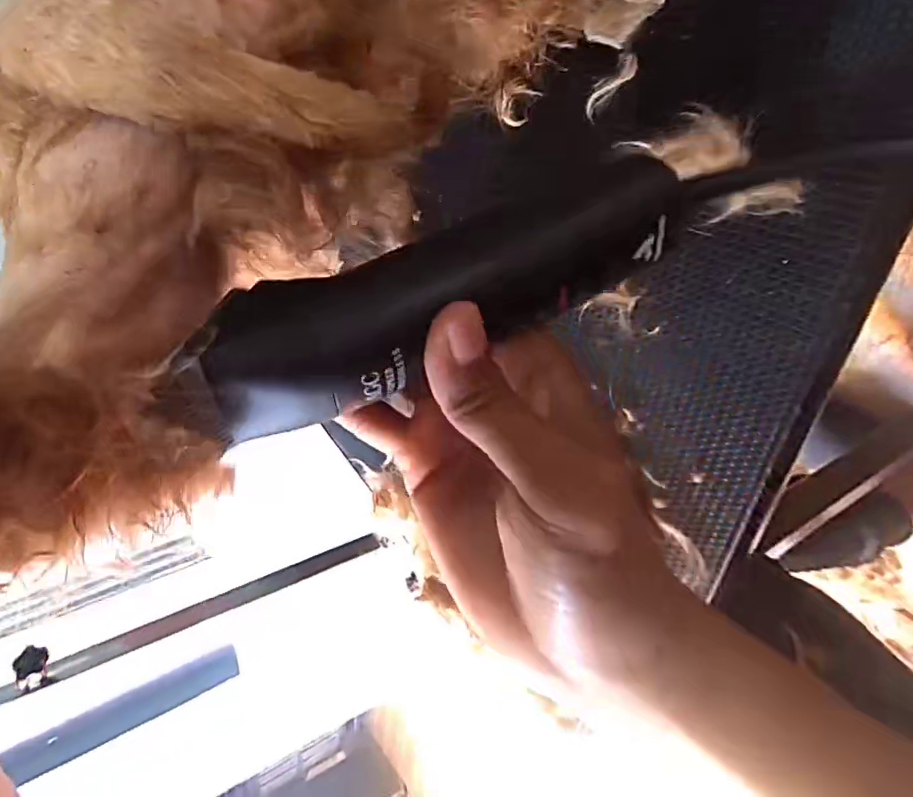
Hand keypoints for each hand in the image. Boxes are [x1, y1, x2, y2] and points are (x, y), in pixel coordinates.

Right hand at [341, 301, 695, 690]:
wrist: (581, 649)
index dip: (444, 287)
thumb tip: (452, 318)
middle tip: (336, 291)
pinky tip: (324, 393)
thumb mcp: (548, 477)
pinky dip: (357, 410)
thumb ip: (494, 405)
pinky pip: (386, 428)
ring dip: (370, 357)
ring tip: (320, 332)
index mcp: (534, 376)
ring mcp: (454, 430)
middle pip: (436, 340)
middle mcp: (490, 392)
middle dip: (395, 317)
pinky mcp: (426, 468)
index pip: (485, 313)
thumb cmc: (592, 554)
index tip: (391, 264)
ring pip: (405, 378)